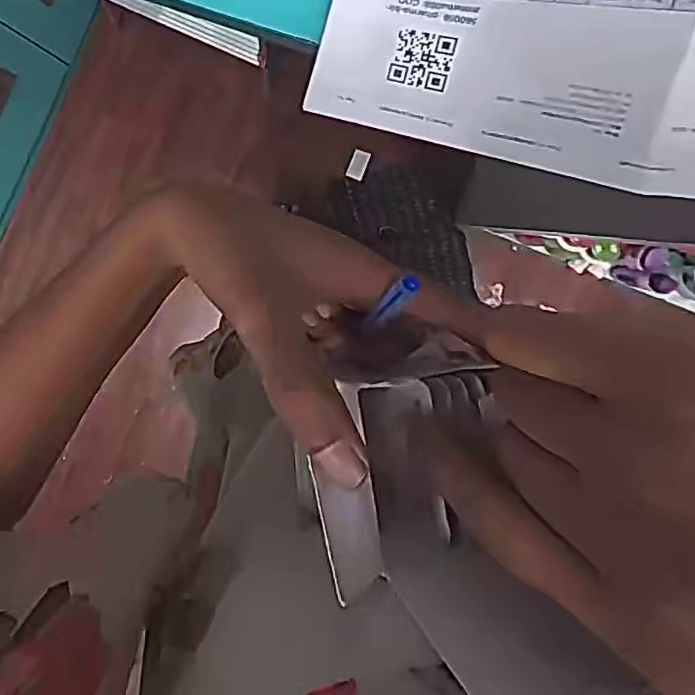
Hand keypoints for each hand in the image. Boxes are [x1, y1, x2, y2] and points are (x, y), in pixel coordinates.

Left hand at [142, 187, 488, 488]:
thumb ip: (305, 392)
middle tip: (464, 435)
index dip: (480, 347)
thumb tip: (355, 473)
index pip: (447, 312)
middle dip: (433, 372)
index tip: (514, 398)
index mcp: (371, 274)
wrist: (181, 221)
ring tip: (416, 430)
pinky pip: (338, 335)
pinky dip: (347, 363)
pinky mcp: (302, 296)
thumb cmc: (234, 256)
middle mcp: (358, 279)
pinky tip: (348, 398)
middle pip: (411, 329)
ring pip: (373, 336)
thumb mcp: (269, 324)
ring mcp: (328, 286)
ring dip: (388, 371)